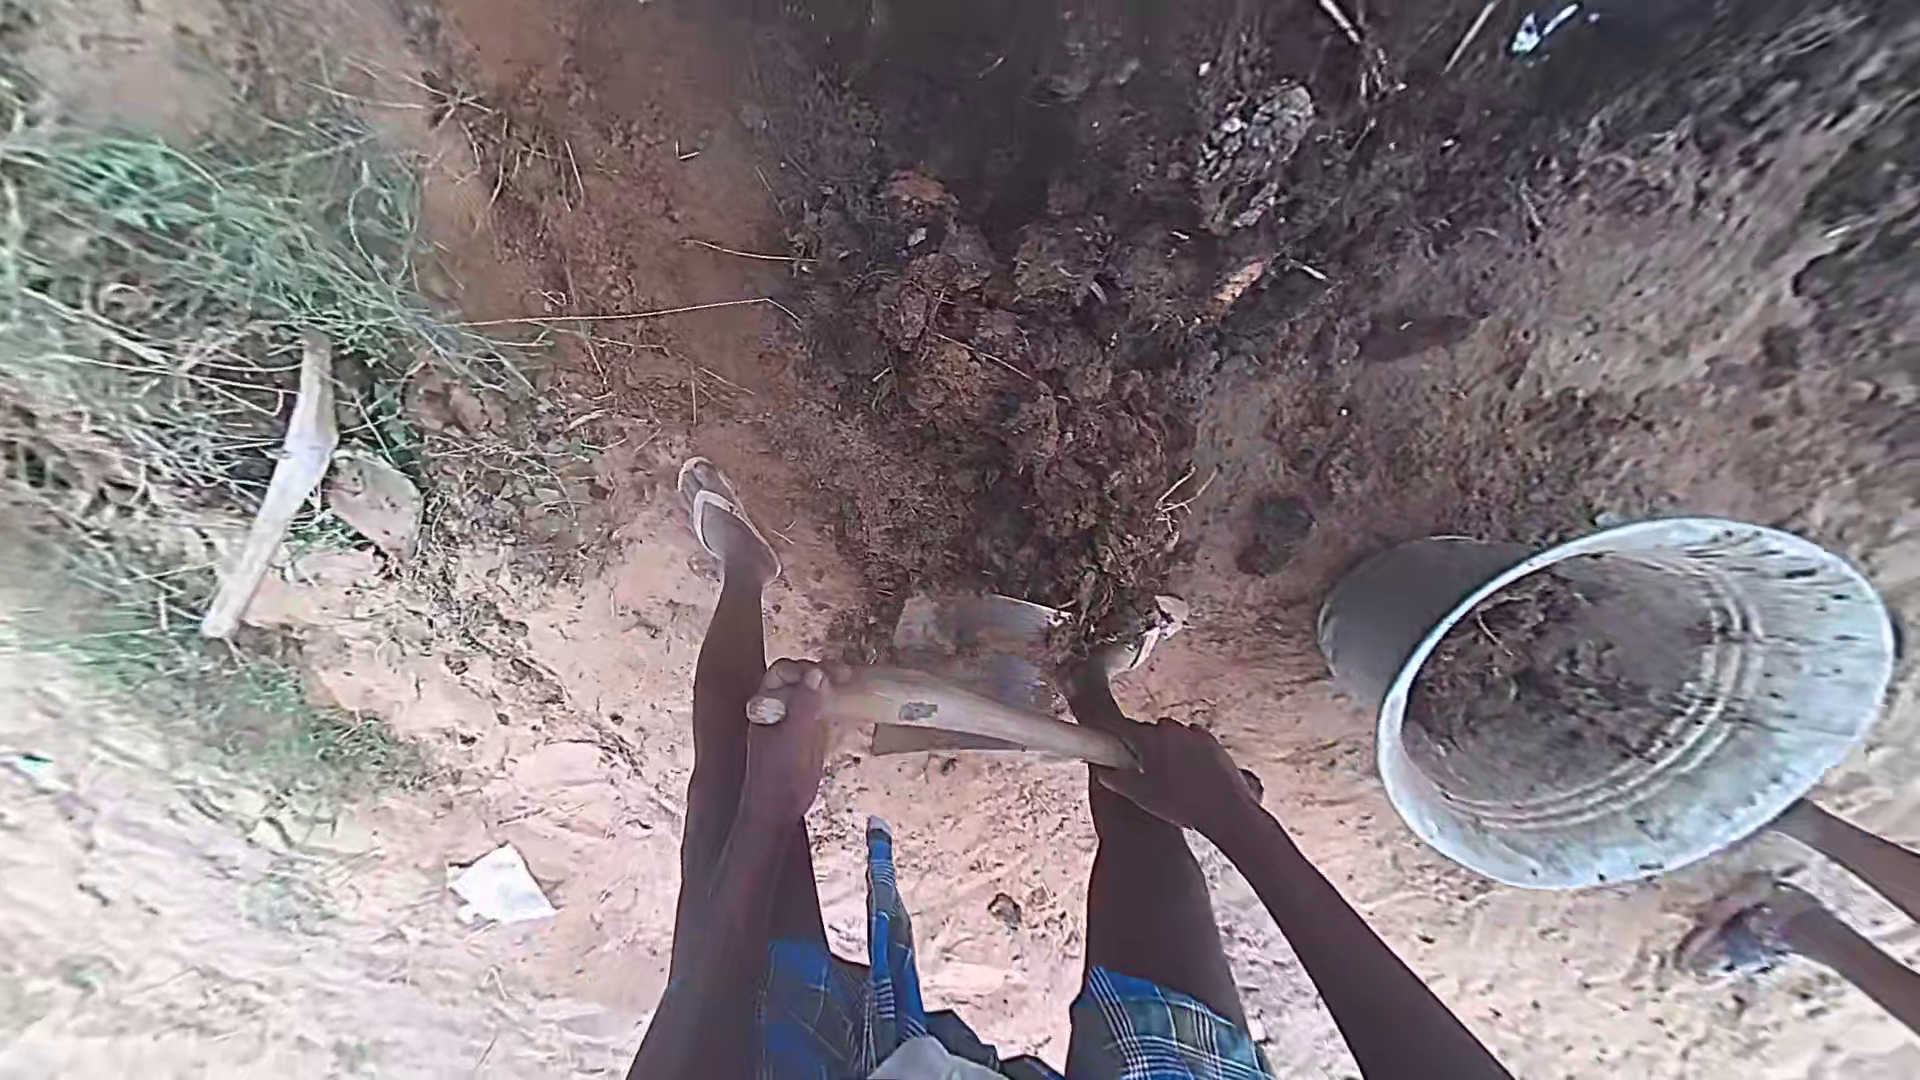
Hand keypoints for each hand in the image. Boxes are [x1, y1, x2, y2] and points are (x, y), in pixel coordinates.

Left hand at [739, 659, 836, 824]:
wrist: (780, 808)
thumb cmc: (778, 772)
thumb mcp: (793, 735)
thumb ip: (804, 704)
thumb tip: (818, 673)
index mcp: (767, 704)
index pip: (783, 672)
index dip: (803, 668)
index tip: (826, 674)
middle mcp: (781, 706)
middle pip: (802, 677)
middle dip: (823, 672)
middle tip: (846, 674)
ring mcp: (798, 717)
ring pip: (816, 689)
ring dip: (833, 683)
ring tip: (852, 681)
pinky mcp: (812, 729)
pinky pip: (826, 707)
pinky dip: (839, 700)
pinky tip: (852, 699)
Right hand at [1096, 718, 1262, 835]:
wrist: (1226, 811)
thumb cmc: (1182, 804)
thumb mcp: (1141, 796)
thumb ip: (1116, 780)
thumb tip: (1102, 772)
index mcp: (1149, 739)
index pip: (1123, 728)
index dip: (1115, 734)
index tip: (1111, 739)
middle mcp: (1170, 730)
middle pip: (1149, 730)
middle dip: (1146, 744)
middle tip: (1146, 766)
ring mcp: (1192, 734)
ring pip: (1172, 734)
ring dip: (1169, 745)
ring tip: (1171, 772)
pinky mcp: (1211, 742)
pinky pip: (1193, 739)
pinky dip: (1189, 749)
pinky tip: (1190, 770)